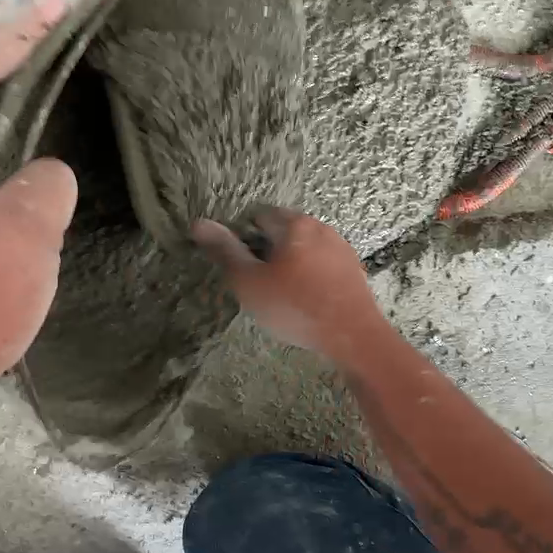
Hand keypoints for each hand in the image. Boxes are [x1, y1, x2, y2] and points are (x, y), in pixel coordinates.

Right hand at [192, 208, 390, 363]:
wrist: (353, 335)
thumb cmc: (297, 307)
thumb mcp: (251, 282)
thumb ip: (226, 252)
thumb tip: (199, 223)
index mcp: (295, 224)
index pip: (258, 216)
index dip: (242, 238)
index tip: (240, 266)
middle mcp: (321, 228)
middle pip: (284, 231)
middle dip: (267, 251)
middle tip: (259, 284)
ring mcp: (341, 248)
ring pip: (304, 249)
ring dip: (289, 265)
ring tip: (282, 295)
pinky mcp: (353, 269)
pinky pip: (322, 265)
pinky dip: (310, 276)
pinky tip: (306, 301)